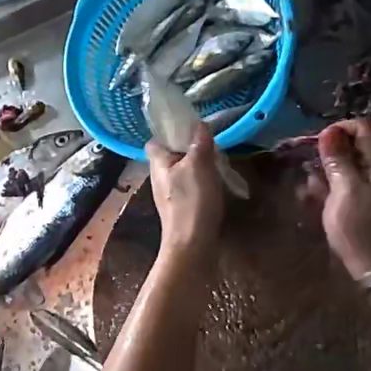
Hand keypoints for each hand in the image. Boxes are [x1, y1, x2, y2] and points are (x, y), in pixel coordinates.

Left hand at [147, 126, 224, 254]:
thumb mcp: (199, 165)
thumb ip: (199, 143)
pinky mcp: (179, 210)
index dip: (169, 133)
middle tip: (209, 146)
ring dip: (196, 167)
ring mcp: (168, 196)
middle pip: (170, 157)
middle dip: (188, 150)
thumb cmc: (192, 201)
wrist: (191, 245)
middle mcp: (158, 178)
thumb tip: (199, 124)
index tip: (189, 129)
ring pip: (180, 173)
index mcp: (157, 164)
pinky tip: (215, 187)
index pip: (154, 142)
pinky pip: (188, 189)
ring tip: (216, 164)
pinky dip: (200, 184)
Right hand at [316, 119, 370, 277]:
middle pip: (358, 147)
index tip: (317, 143)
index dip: (338, 130)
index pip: (364, 128)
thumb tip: (328, 131)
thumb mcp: (343, 191)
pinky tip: (320, 198)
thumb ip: (337, 159)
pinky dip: (338, 186)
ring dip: (331, 172)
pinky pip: (356, 183)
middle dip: (331, 154)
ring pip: (354, 166)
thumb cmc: (361, 229)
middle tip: (310, 168)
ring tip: (310, 189)